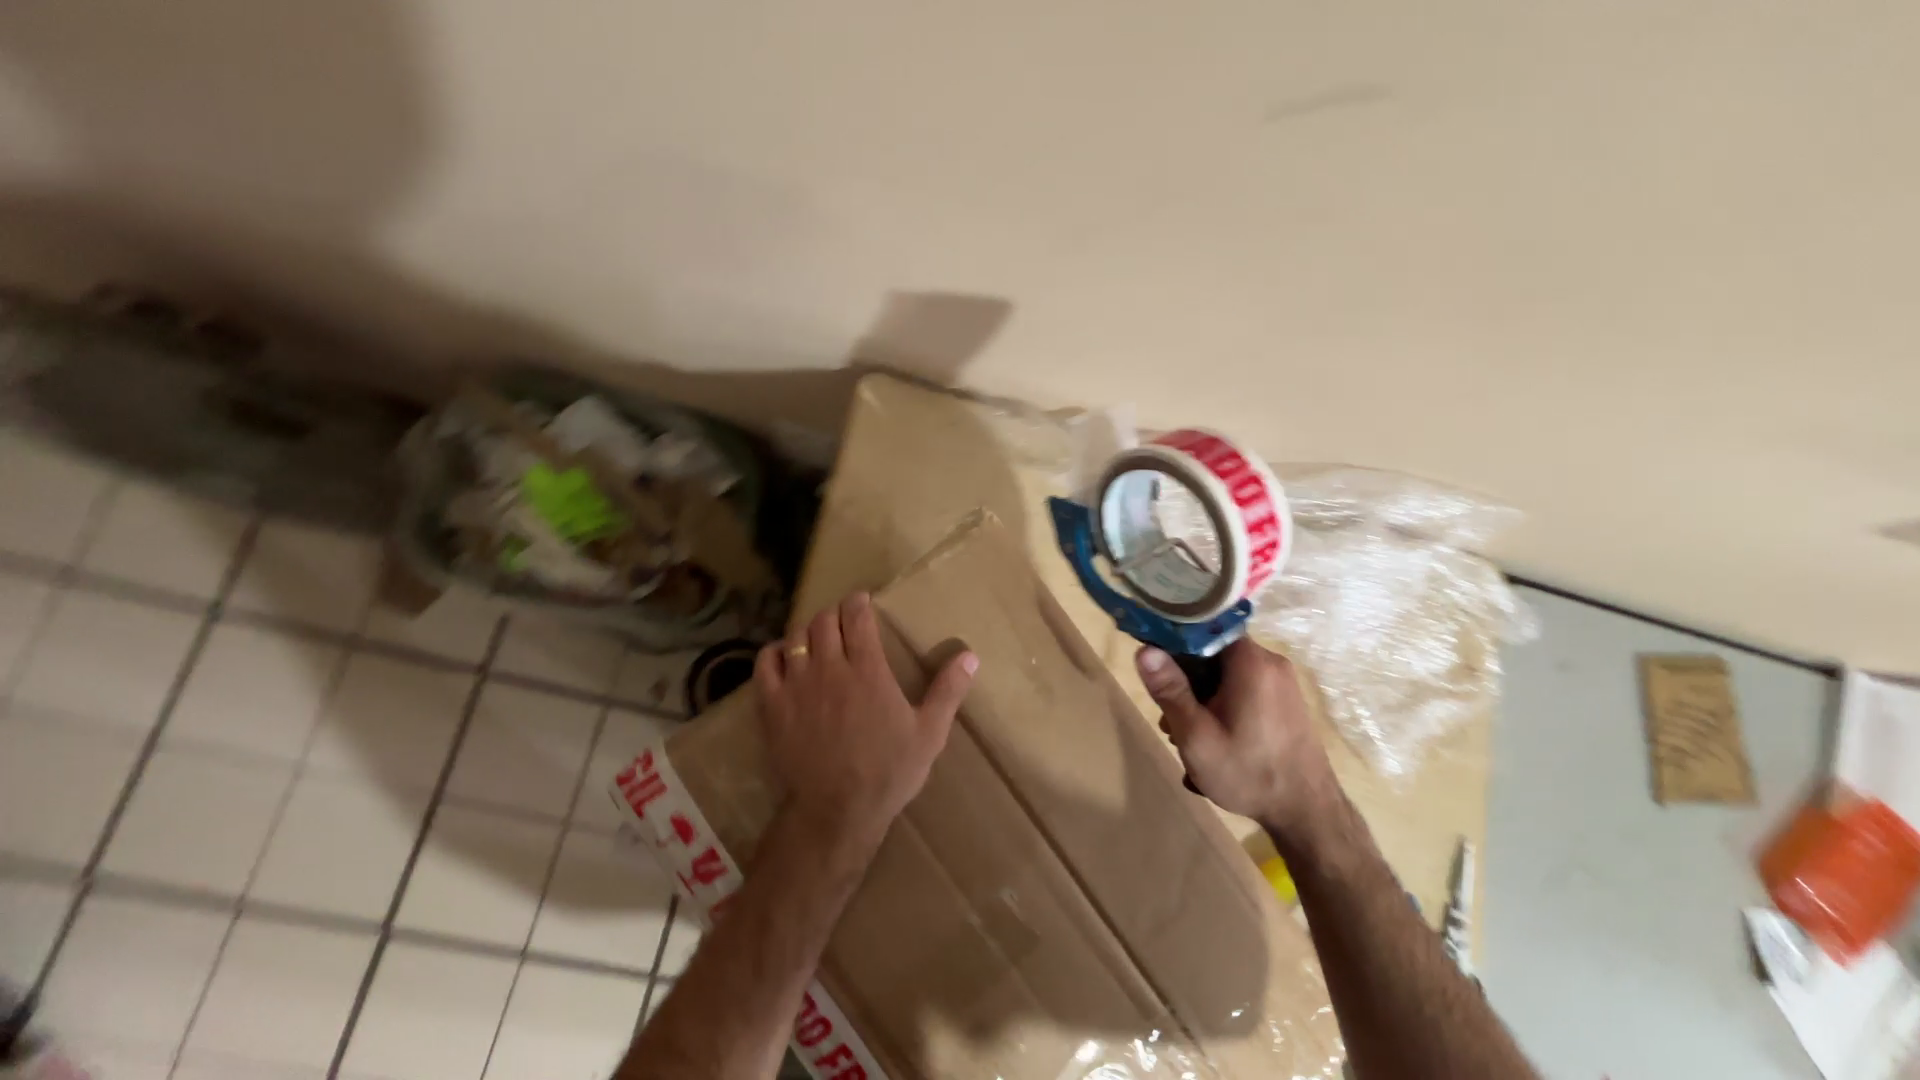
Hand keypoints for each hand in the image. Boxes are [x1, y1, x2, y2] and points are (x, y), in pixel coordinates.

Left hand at [755, 592, 977, 849]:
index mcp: (868, 670)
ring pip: (796, 636)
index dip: (859, 602)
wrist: (836, 810)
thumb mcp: (929, 733)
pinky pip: (766, 662)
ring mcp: (797, 685)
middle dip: (835, 614)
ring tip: (817, 639)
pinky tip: (785, 657)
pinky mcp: (772, 705)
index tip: (863, 601)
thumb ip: (948, 691)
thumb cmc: (888, 772)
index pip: (857, 617)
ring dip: (807, 631)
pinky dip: (775, 652)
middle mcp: (830, 668)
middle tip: (843, 621)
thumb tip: (970, 655)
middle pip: (824, 621)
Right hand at [1136, 639, 1336, 835]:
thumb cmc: (1248, 773)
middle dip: (1188, 684)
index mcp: (1251, 661)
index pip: (1205, 629)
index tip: (1156, 669)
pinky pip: (1245, 691)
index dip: (1174, 644)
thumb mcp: (1197, 736)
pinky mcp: (1287, 703)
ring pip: (1227, 677)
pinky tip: (1216, 742)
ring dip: (1204, 701)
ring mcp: (1282, 683)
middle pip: (1214, 655)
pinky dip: (1225, 709)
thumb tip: (1144, 649)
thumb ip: (1170, 691)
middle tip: (1173, 722)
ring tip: (1192, 740)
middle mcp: (1271, 662)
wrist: (1307, 814)